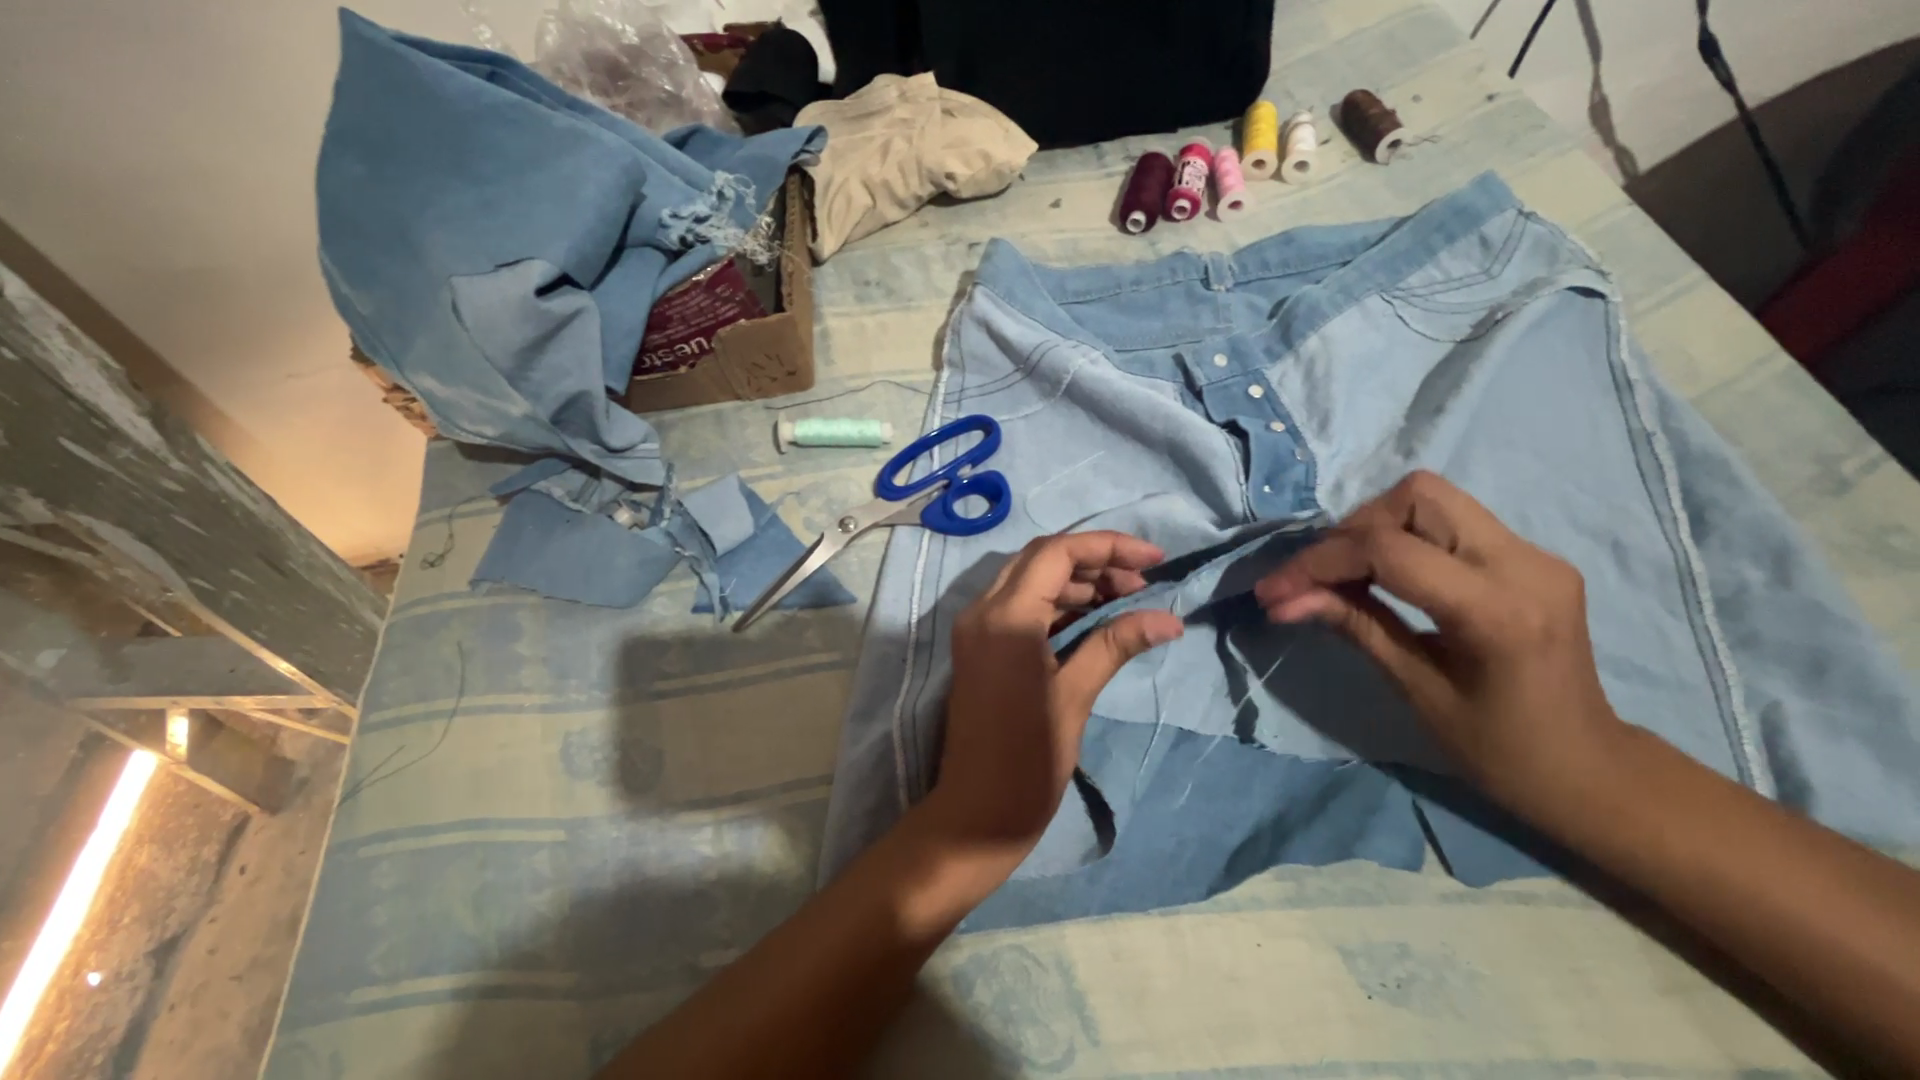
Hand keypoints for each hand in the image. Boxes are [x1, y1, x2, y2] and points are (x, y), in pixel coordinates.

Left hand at [927, 531, 1184, 857]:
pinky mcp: (978, 649)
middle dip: (1095, 562)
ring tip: (1127, 599)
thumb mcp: (1076, 697)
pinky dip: (1057, 605)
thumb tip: (1169, 618)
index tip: (1154, 559)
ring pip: (1029, 581)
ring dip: (1077, 582)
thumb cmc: (1028, 760)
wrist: (977, 813)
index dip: (1108, 547)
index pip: (1057, 553)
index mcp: (1005, 618)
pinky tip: (1095, 618)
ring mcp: (976, 630)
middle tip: (1142, 584)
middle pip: (1041, 560)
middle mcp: (982, 611)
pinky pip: (1019, 608)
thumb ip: (1115, 645)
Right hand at [1254, 471, 1623, 813]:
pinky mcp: (1532, 557)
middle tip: (1318, 576)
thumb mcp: (1417, 689)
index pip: (1390, 550)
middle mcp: (1524, 564)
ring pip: (1434, 500)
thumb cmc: (1498, 750)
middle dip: (1353, 529)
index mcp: (1496, 610)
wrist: (1586, 768)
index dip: (1320, 561)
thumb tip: (1285, 598)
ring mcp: (1535, 555)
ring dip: (1376, 528)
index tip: (1273, 589)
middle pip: (1417, 496)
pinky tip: (1384, 577)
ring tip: (1343, 574)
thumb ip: (1356, 625)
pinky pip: (1453, 522)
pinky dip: (1405, 538)